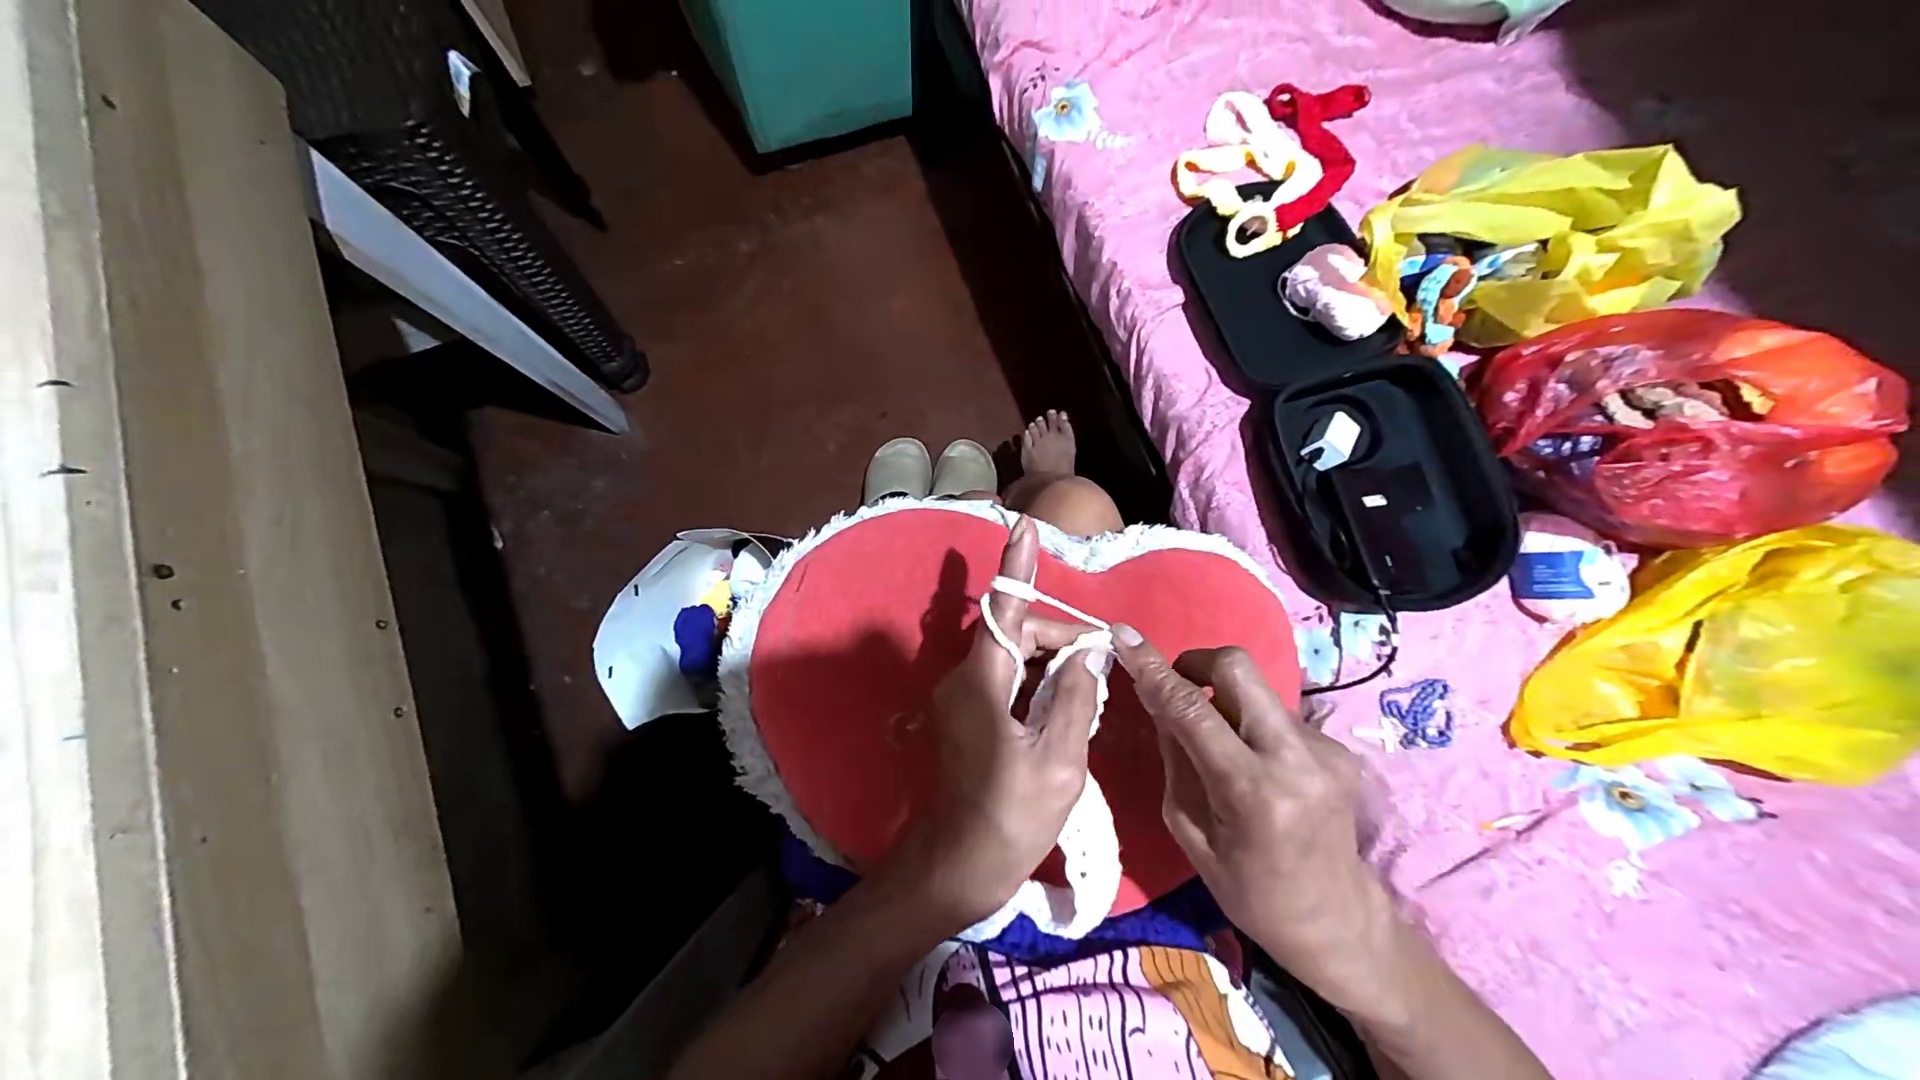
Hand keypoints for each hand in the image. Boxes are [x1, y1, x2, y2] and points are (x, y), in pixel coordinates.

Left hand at [879, 516, 1104, 934]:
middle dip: (1059, 639)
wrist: (960, 863)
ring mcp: (959, 697)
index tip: (1024, 525)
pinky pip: (1004, 679)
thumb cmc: (1012, 815)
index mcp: (983, 681)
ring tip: (1088, 688)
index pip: (1003, 609)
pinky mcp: (964, 715)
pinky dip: (1035, 681)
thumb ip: (1076, 697)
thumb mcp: (1060, 758)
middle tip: (1101, 667)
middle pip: (1015, 634)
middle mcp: (963, 678)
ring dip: (1050, 662)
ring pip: (1011, 656)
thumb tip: (1089, 655)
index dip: (1016, 565)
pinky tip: (1063, 703)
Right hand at [1110, 628, 1391, 1004]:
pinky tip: (1254, 764)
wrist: (1337, 919)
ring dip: (1224, 701)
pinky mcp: (1337, 747)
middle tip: (1177, 686)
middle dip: (1196, 662)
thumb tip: (1158, 699)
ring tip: (1218, 744)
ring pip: (1256, 691)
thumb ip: (1175, 756)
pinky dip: (1250, 724)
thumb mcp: (1189, 830)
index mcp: (1252, 791)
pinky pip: (1275, 715)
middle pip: (1238, 667)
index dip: (1153, 667)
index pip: (1192, 708)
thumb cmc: (1249, 890)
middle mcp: (1296, 758)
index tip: (1124, 636)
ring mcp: (1325, 748)